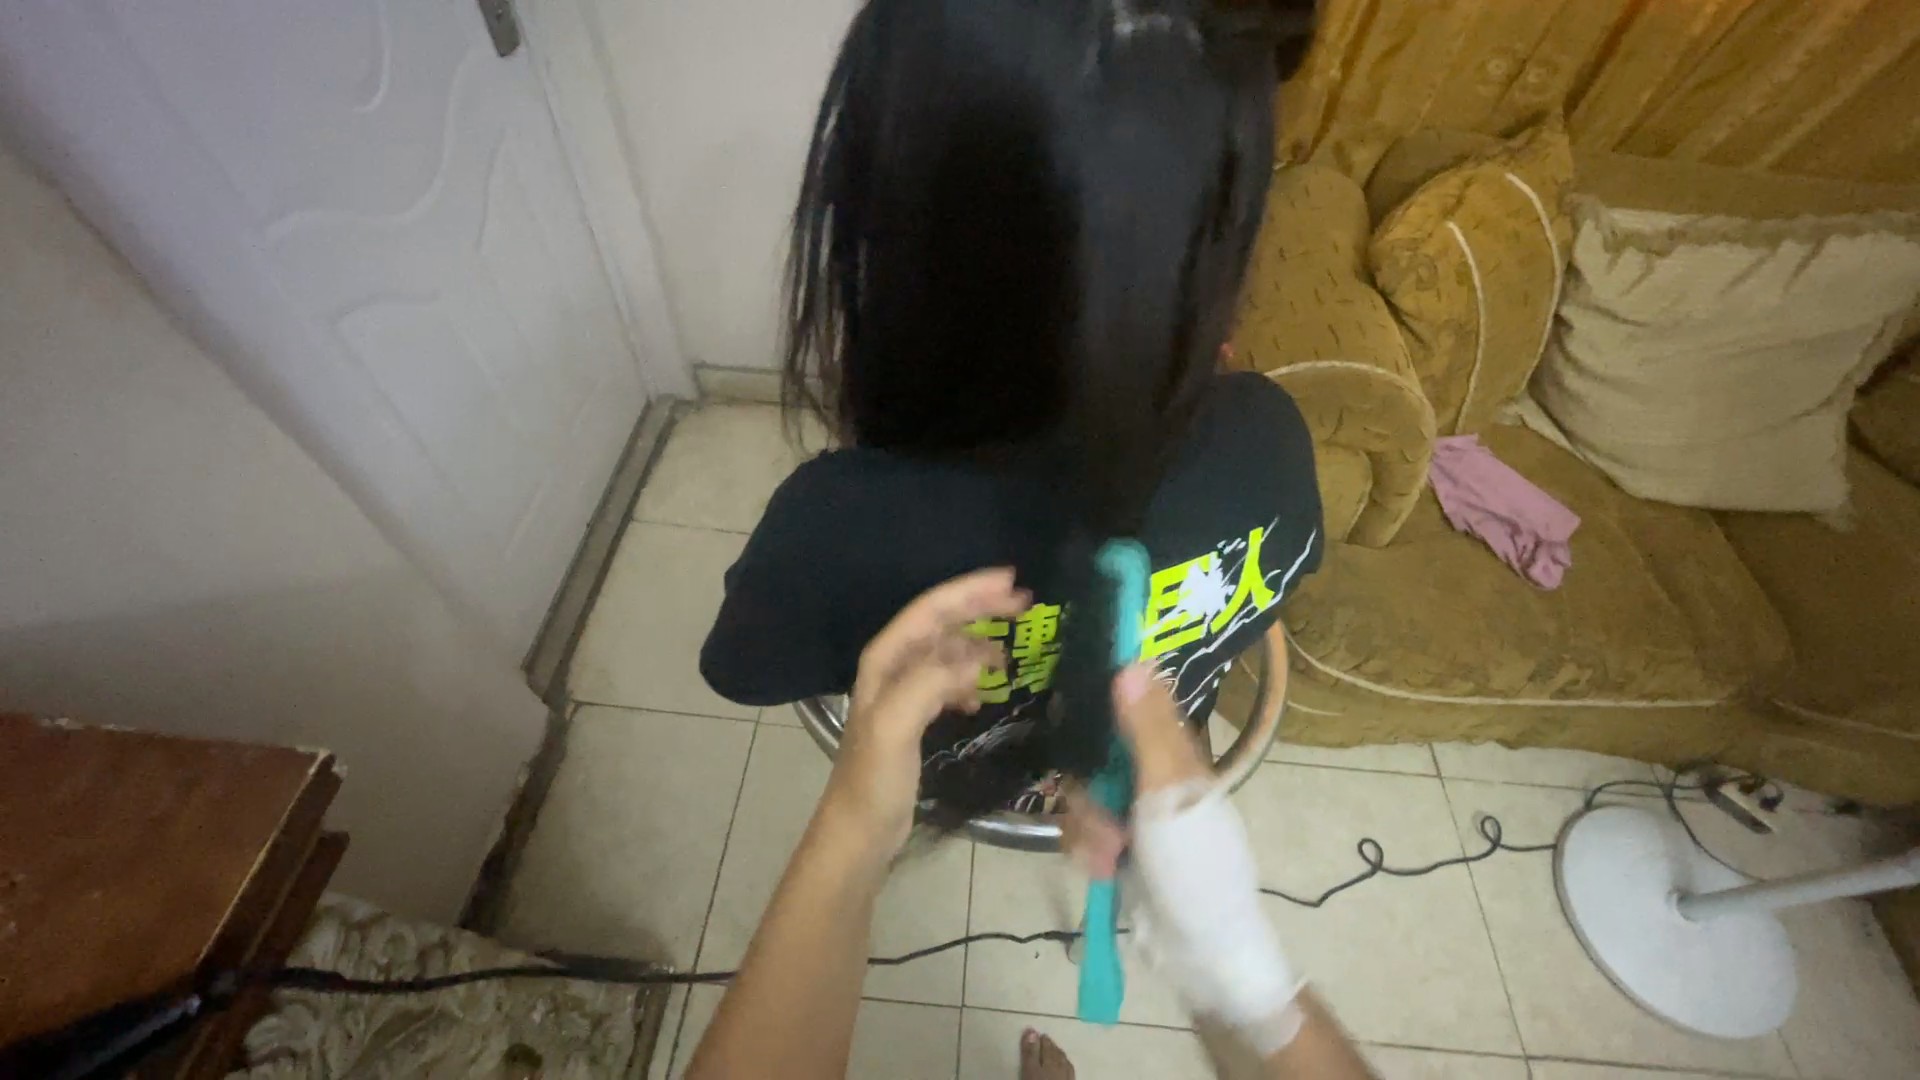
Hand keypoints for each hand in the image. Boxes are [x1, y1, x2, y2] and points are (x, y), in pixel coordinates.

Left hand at [821, 568, 1029, 854]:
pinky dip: (970, 680)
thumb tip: (974, 661)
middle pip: (942, 623)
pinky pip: (950, 681)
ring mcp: (906, 691)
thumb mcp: (894, 726)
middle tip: (1024, 601)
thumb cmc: (873, 779)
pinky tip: (982, 696)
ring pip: (949, 652)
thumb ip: (929, 684)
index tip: (1010, 580)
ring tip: (1009, 655)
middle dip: (980, 607)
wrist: (860, 830)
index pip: (931, 609)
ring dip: (979, 645)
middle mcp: (894, 666)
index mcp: (886, 658)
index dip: (969, 590)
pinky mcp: (917, 715)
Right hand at [1065, 665, 1304, 1056]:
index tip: (1073, 715)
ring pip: (1080, 793)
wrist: (1197, 950)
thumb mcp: (1170, 791)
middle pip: (1091, 753)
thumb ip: (1148, 728)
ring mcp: (1130, 808)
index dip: (1098, 701)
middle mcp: (1148, 772)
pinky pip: (1078, 828)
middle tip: (1108, 825)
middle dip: (1089, 795)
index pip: (1128, 701)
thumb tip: (1132, 660)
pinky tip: (1104, 871)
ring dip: (1088, 829)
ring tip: (1111, 858)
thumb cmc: (1195, 863)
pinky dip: (1086, 850)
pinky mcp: (1113, 840)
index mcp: (1171, 750)